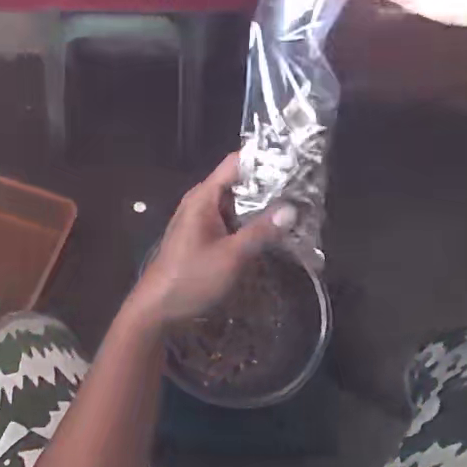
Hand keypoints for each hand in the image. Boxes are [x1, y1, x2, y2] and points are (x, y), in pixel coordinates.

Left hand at [126, 153, 295, 325]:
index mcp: (203, 197)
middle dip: (271, 185)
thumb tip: (292, 208)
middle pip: (240, 182)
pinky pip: (232, 221)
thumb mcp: (231, 255)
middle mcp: (201, 202)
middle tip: (308, 189)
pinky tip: (277, 231)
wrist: (157, 307)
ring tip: (301, 208)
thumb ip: (261, 231)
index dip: (265, 158)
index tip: (297, 160)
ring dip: (264, 207)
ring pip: (238, 204)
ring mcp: (202, 219)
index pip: (236, 163)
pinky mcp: (204, 236)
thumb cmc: (192, 278)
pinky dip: (251, 223)